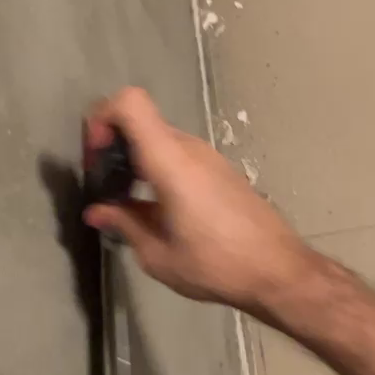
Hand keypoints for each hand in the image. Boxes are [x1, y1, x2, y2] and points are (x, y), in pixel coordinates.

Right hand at [83, 88, 315, 313]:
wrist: (279, 271)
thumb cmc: (216, 264)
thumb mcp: (159, 255)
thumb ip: (125, 224)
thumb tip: (98, 211)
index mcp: (171, 161)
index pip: (130, 102)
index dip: (102, 118)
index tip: (95, 158)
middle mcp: (191, 149)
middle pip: (142, 122)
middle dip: (114, 147)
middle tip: (105, 187)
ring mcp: (210, 158)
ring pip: (161, 141)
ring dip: (137, 161)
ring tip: (129, 203)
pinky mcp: (222, 172)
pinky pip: (180, 157)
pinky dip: (159, 171)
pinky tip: (160, 210)